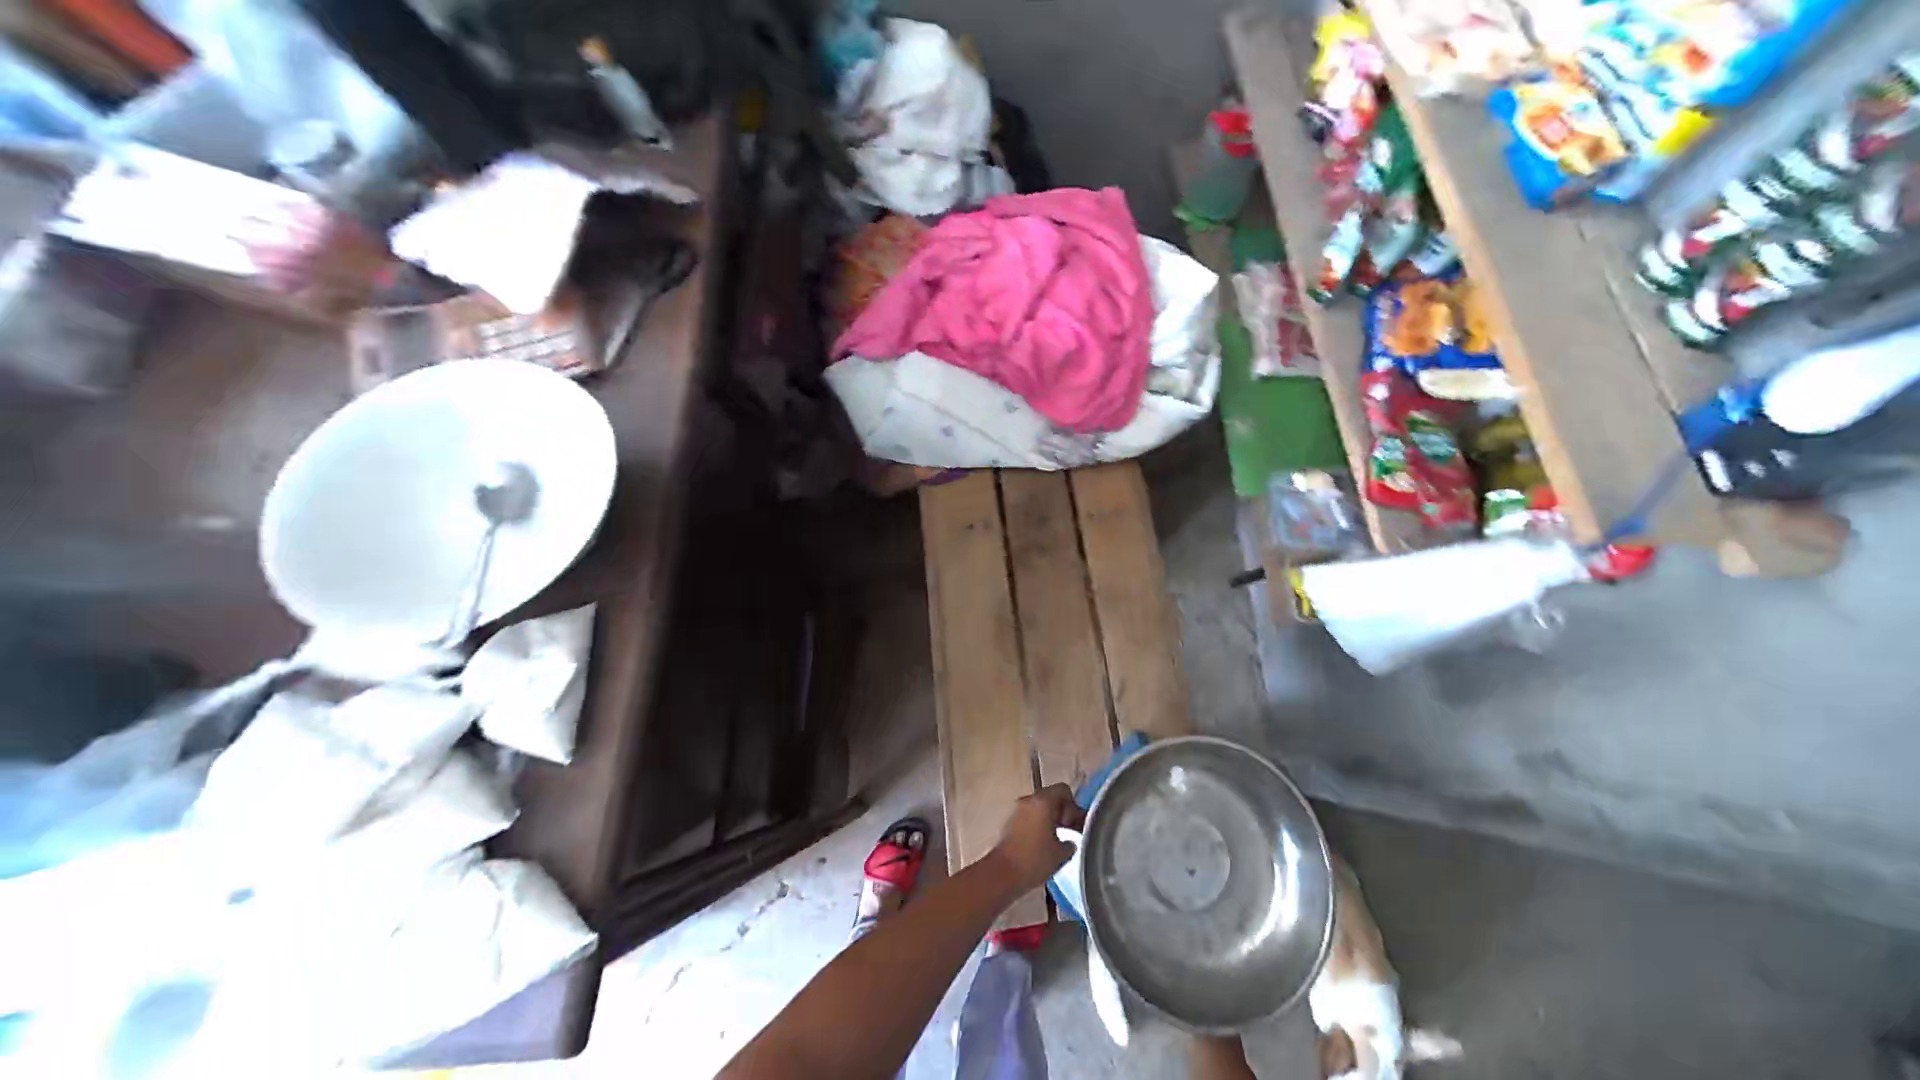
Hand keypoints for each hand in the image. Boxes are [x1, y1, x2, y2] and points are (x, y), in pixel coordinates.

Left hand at [989, 783, 1086, 892]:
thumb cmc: (1035, 860)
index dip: (1073, 806)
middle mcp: (1028, 800)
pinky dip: (1037, 825)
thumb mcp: (1063, 853)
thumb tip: (1070, 839)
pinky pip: (1028, 817)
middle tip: (1069, 833)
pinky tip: (1042, 845)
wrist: (1003, 873)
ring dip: (1049, 820)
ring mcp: (1016, 810)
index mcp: (1042, 801)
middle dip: (1062, 813)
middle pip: (1051, 797)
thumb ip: (1072, 839)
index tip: (1074, 825)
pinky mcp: (1009, 822)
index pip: (1063, 790)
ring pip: (1039, 808)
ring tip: (1056, 841)